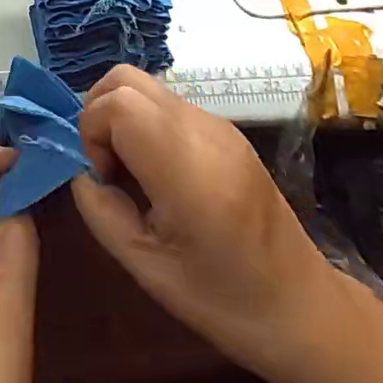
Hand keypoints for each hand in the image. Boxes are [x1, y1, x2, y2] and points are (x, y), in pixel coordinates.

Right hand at [68, 66, 343, 382]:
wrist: (300, 303)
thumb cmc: (222, 299)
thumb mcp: (146, 268)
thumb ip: (101, 211)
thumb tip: (83, 172)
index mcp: (187, 166)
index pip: (118, 102)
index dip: (92, 131)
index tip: (103, 177)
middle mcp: (203, 128)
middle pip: (126, 78)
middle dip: (99, 112)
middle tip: (108, 167)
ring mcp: (218, 123)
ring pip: (147, 86)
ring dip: (123, 117)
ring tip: (133, 174)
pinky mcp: (226, 129)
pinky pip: (169, 104)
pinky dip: (146, 123)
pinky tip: (159, 174)